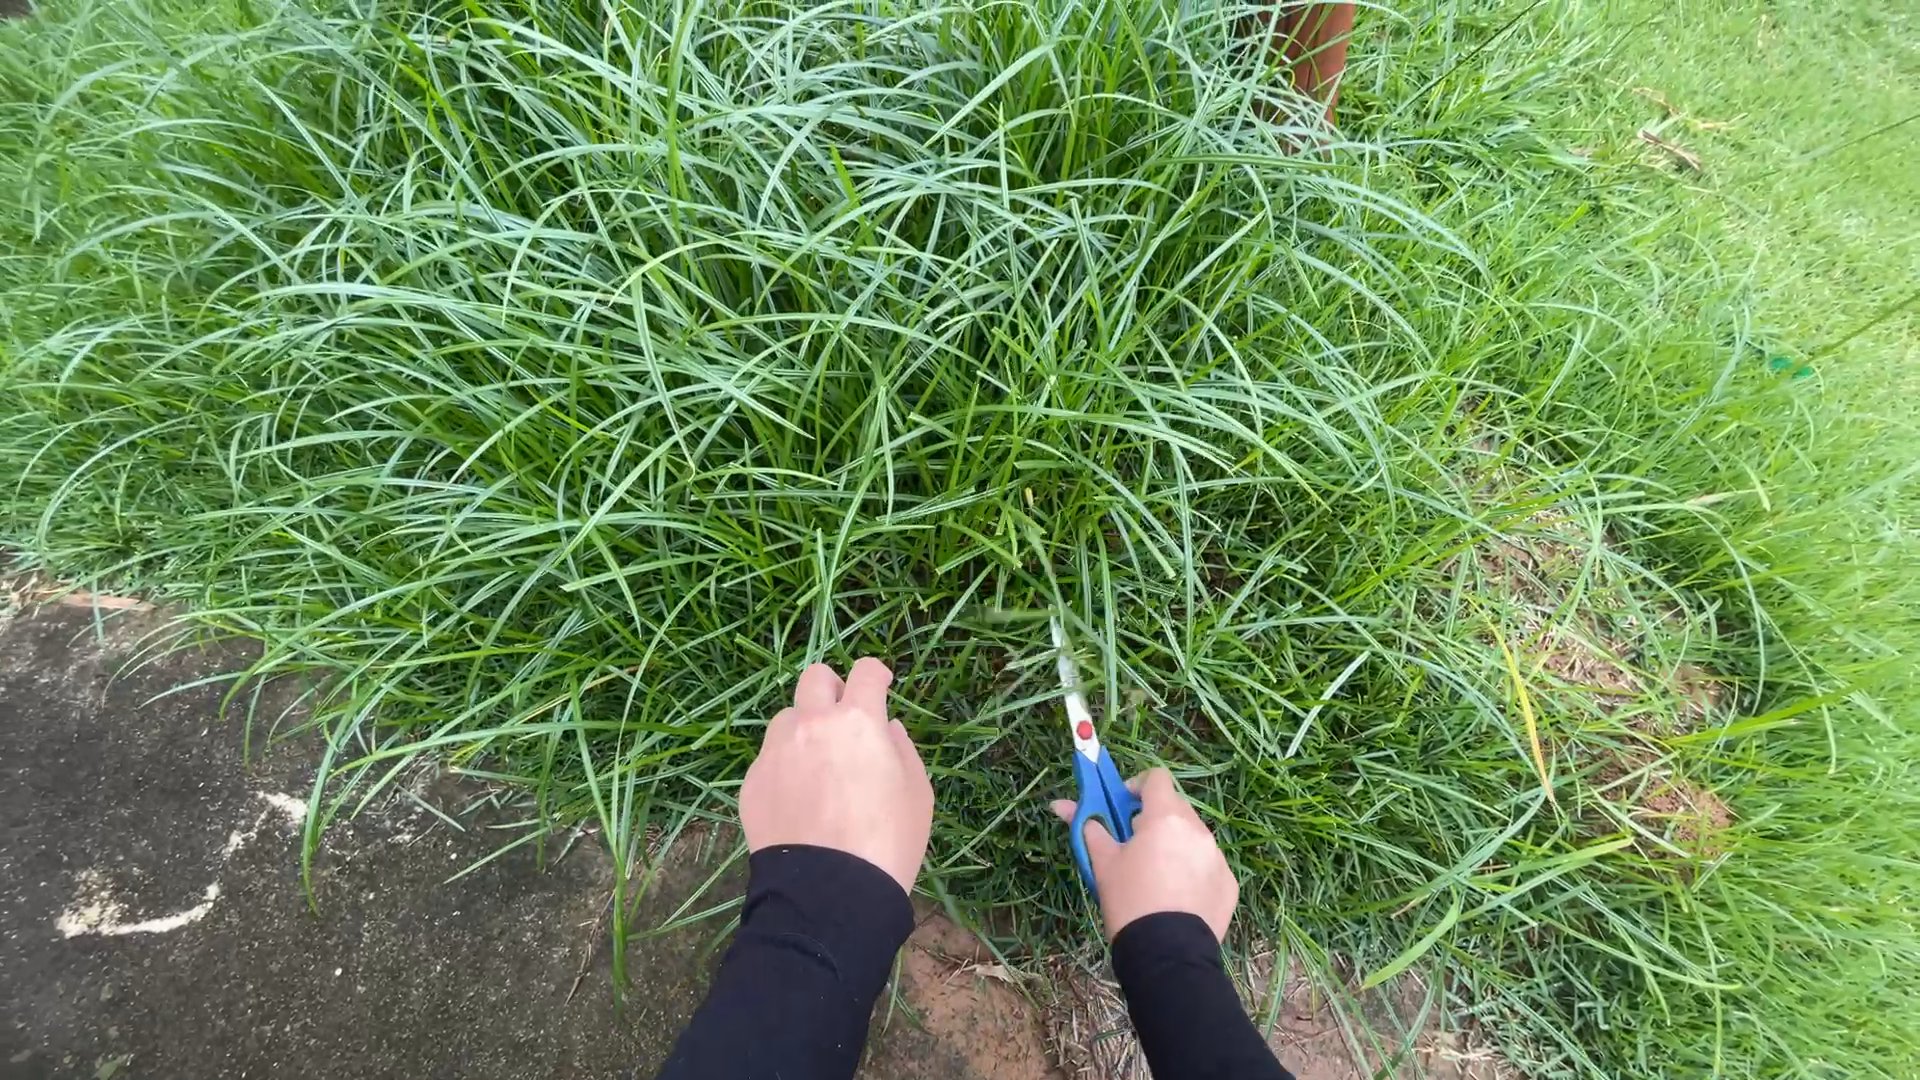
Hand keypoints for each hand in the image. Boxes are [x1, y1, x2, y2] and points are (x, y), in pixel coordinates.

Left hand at [740, 657, 933, 893]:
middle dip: (832, 687)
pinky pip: (769, 758)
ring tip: (818, 765)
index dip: (876, 673)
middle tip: (845, 715)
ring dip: (805, 728)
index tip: (881, 684)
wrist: (829, 896)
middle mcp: (812, 724)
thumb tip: (885, 728)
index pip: (864, 671)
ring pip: (787, 718)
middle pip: (814, 677)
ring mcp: (776, 752)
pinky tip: (799, 800)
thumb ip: (901, 748)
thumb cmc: (888, 842)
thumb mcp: (917, 792)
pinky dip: (785, 766)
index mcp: (858, 721)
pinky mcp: (752, 782)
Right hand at [1050, 768, 1238, 940]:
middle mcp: (1197, 830)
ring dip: (1174, 842)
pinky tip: (1176, 895)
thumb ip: (1085, 825)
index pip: (1157, 778)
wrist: (1167, 958)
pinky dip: (1192, 868)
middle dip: (1154, 817)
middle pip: (1175, 806)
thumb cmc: (1129, 901)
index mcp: (1165, 818)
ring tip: (1155, 873)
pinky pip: (1207, 863)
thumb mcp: (1102, 862)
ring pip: (1192, 834)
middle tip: (1134, 844)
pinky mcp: (1228, 884)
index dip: (1138, 786)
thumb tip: (1058, 804)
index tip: (1124, 808)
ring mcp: (1217, 857)